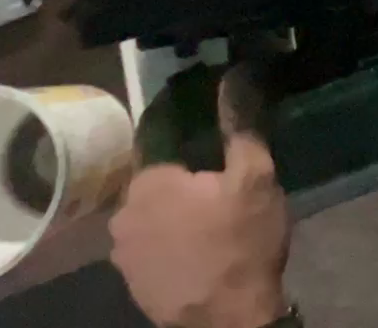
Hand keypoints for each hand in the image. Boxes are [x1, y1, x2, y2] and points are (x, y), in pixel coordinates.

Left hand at [110, 94, 290, 327]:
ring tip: (217, 193)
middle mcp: (122, 213)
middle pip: (157, 172)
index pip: (158, 134)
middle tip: (224, 159)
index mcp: (149, 183)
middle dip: (186, 163)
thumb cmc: (242, 239)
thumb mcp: (255, 175)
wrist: (227, 318)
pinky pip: (152, 233)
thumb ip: (240, 125)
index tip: (210, 107)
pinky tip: (203, 227)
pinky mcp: (133, 275)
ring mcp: (123, 249)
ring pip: (154, 205)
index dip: (185, 118)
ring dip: (179, 196)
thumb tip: (234, 75)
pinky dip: (174, 224)